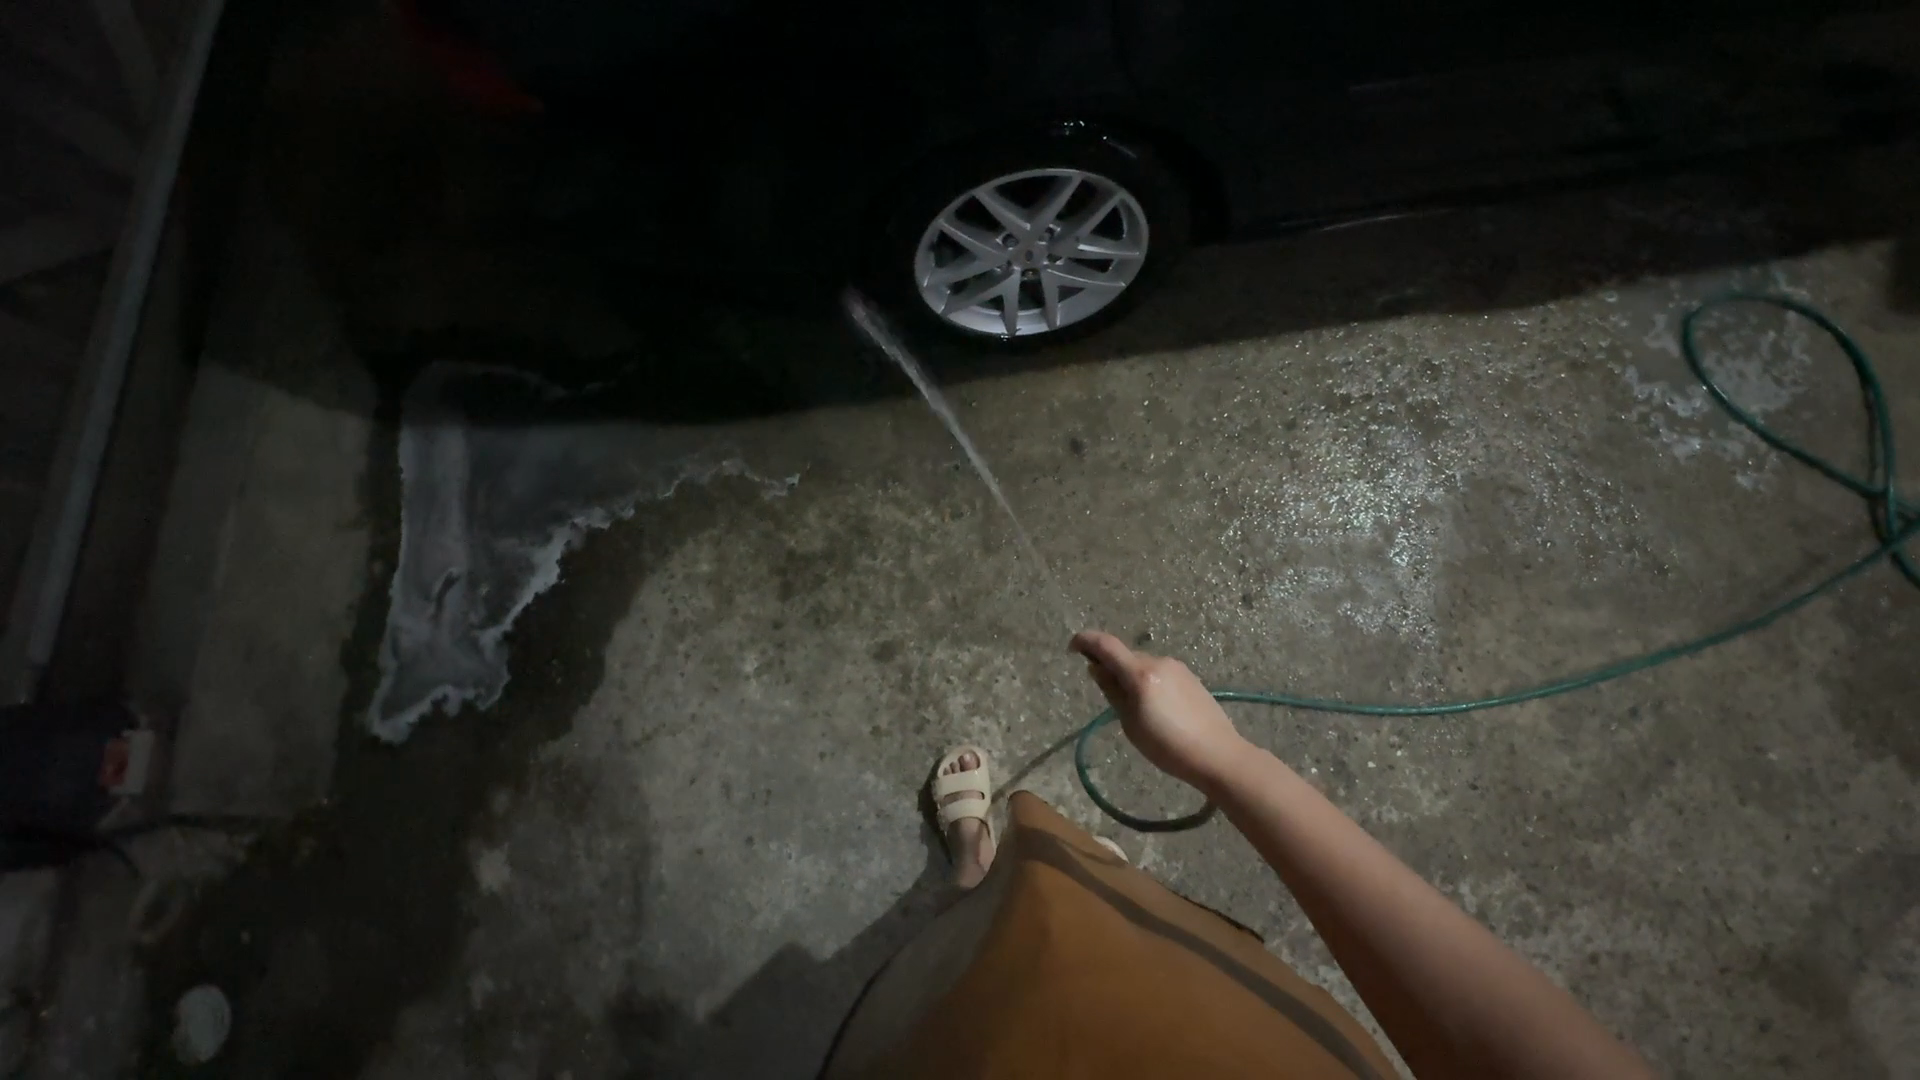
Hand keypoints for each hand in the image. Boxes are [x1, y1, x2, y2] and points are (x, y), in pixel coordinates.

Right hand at [1070, 631, 1250, 792]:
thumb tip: (1096, 667)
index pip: (1106, 645)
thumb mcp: (1130, 723)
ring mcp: (1177, 668)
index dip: (1085, 641)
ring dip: (1130, 675)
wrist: (1218, 755)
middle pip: (1125, 656)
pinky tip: (1156, 708)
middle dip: (1110, 666)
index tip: (1072, 647)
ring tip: (1134, 708)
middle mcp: (1159, 662)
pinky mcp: (1190, 678)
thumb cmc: (1167, 746)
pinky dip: (1148, 682)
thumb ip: (1112, 691)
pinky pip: (1159, 672)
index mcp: (1140, 673)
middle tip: (1105, 692)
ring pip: (1142, 665)